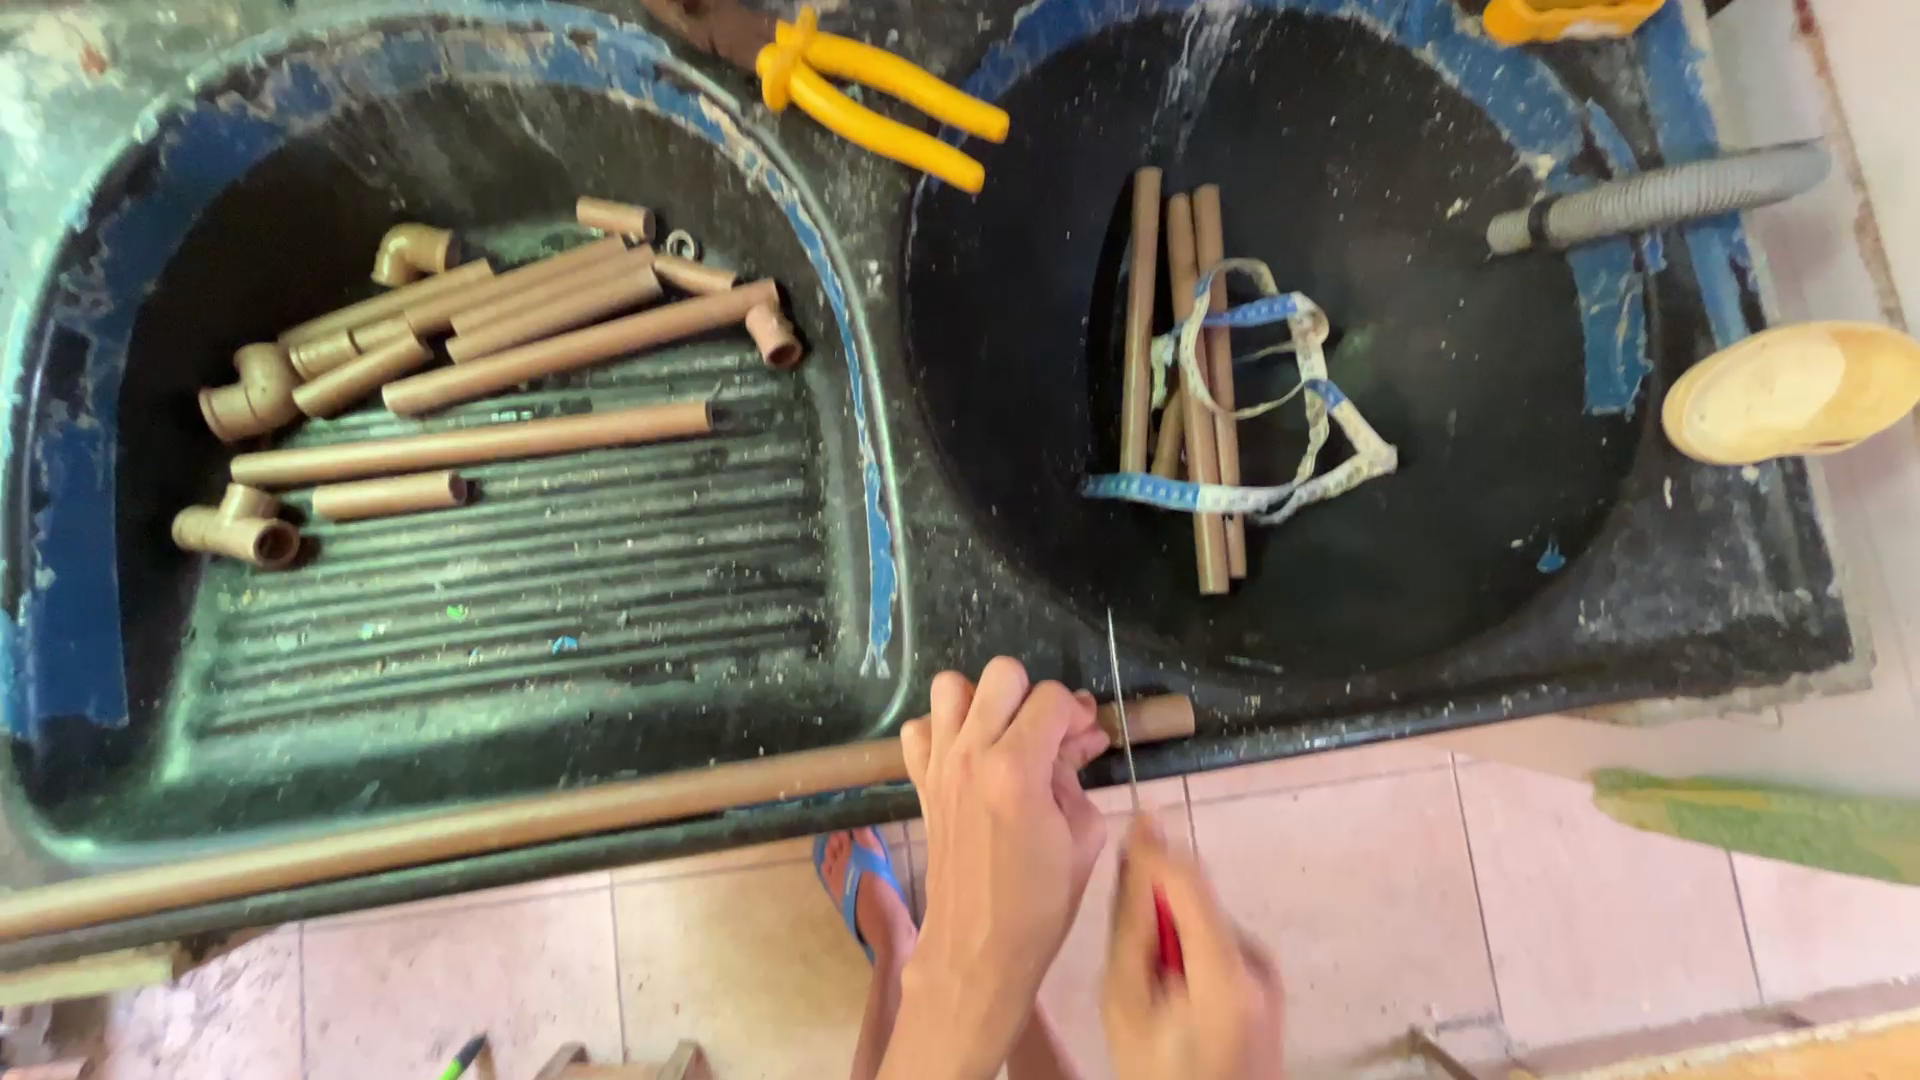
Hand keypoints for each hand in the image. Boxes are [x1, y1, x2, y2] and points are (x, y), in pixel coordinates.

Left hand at [881, 657, 1110, 1079]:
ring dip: (982, 700)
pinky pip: (918, 728)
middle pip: (1001, 673)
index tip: (1086, 739)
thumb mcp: (1083, 835)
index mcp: (1017, 767)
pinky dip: (941, 730)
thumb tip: (1078, 735)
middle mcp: (971, 752)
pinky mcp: (920, 780)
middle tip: (1046, 733)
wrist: (978, 949)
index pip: (1053, 697)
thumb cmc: (1040, 901)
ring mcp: (939, 763)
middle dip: (1032, 694)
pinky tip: (965, 755)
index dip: (1077, 712)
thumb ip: (1077, 772)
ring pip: (951, 686)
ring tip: (1002, 734)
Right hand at [1104, 818, 1284, 1079]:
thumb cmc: (1158, 1072)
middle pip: (1195, 894)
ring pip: (1202, 913)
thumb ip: (1132, 922)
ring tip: (1150, 974)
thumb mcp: (1125, 1001)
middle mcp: (1259, 959)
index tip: (1124, 823)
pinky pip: (1215, 936)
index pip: (1188, 877)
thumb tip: (1139, 849)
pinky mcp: (1267, 978)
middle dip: (1156, 898)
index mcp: (1226, 971)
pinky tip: (1173, 985)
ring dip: (1170, 924)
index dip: (1154, 846)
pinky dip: (1187, 944)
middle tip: (1127, 938)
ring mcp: (1269, 970)